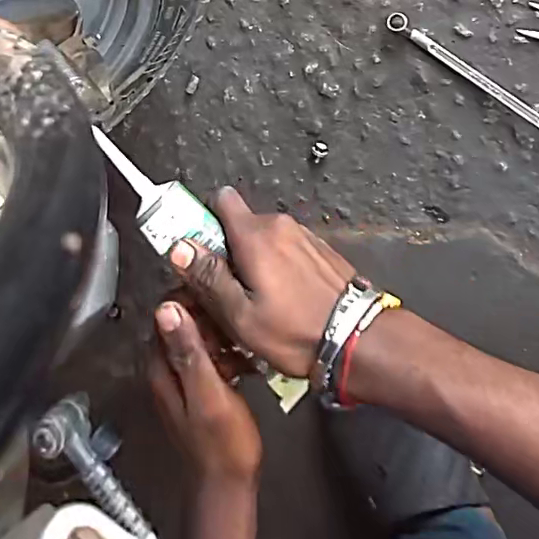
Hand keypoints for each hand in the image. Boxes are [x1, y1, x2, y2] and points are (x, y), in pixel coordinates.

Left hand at [148, 301, 261, 485]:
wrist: (230, 486)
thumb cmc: (222, 443)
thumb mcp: (207, 391)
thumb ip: (188, 351)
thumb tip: (166, 309)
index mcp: (162, 368)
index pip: (165, 314)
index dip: (189, 298)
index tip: (215, 291)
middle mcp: (167, 370)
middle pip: (181, 323)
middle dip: (207, 313)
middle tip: (233, 314)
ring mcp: (183, 379)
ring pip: (198, 337)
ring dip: (219, 332)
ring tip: (241, 334)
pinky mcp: (201, 386)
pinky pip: (210, 355)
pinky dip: (225, 350)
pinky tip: (244, 357)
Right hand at [166, 186, 355, 376]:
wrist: (358, 339)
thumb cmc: (298, 332)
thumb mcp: (241, 315)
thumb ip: (209, 277)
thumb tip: (180, 248)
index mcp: (256, 235)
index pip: (221, 200)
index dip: (203, 221)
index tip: (196, 249)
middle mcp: (279, 226)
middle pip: (239, 224)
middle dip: (227, 251)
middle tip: (226, 292)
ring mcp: (302, 236)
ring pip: (263, 239)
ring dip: (253, 261)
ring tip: (258, 303)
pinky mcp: (317, 250)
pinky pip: (285, 249)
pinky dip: (277, 267)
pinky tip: (283, 300)